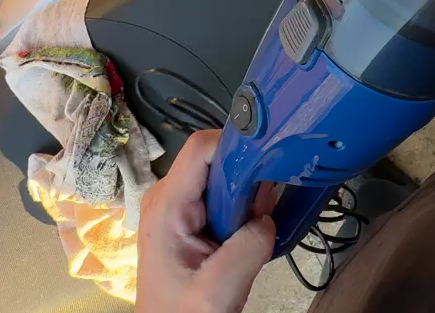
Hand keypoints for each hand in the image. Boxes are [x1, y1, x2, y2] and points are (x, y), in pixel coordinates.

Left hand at [136, 130, 273, 312]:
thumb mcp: (219, 289)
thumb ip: (250, 244)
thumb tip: (267, 215)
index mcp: (167, 206)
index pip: (203, 146)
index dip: (235, 145)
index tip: (265, 163)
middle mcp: (168, 196)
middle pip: (215, 158)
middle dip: (245, 177)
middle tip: (259, 211)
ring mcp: (177, 205)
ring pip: (222, 175)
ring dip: (245, 196)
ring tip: (250, 229)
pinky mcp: (188, 217)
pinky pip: (222, 193)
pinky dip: (241, 207)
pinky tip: (243, 235)